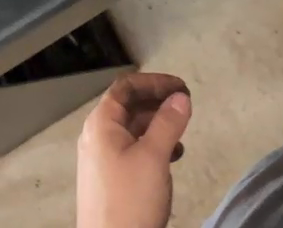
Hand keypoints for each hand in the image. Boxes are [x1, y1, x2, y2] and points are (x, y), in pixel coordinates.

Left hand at [76, 73, 192, 227]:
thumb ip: (167, 123)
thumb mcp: (153, 158)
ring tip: (181, 134)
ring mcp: (100, 159)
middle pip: (128, 106)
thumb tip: (180, 97)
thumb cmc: (130, 199)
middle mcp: (96, 135)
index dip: (154, 82)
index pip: (126, 86)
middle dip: (157, 103)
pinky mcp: (108, 180)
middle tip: (186, 106)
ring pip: (131, 130)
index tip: (182, 88)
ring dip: (156, 126)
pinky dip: (151, 147)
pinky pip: (131, 151)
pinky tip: (171, 158)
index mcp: (101, 123)